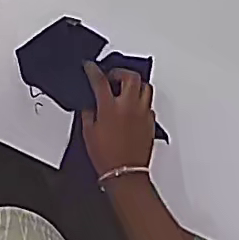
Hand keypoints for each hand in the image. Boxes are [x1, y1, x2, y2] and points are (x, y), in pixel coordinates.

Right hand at [82, 62, 155, 181]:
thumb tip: (90, 104)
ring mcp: (142, 113)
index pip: (101, 80)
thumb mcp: (88, 131)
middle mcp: (128, 107)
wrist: (125, 173)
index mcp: (110, 108)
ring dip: (134, 83)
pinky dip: (140, 100)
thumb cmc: (106, 155)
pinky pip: (148, 104)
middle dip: (120, 72)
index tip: (90, 66)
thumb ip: (88, 113)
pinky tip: (132, 106)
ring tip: (125, 88)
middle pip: (130, 76)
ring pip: (145, 87)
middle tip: (112, 76)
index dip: (93, 70)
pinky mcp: (150, 122)